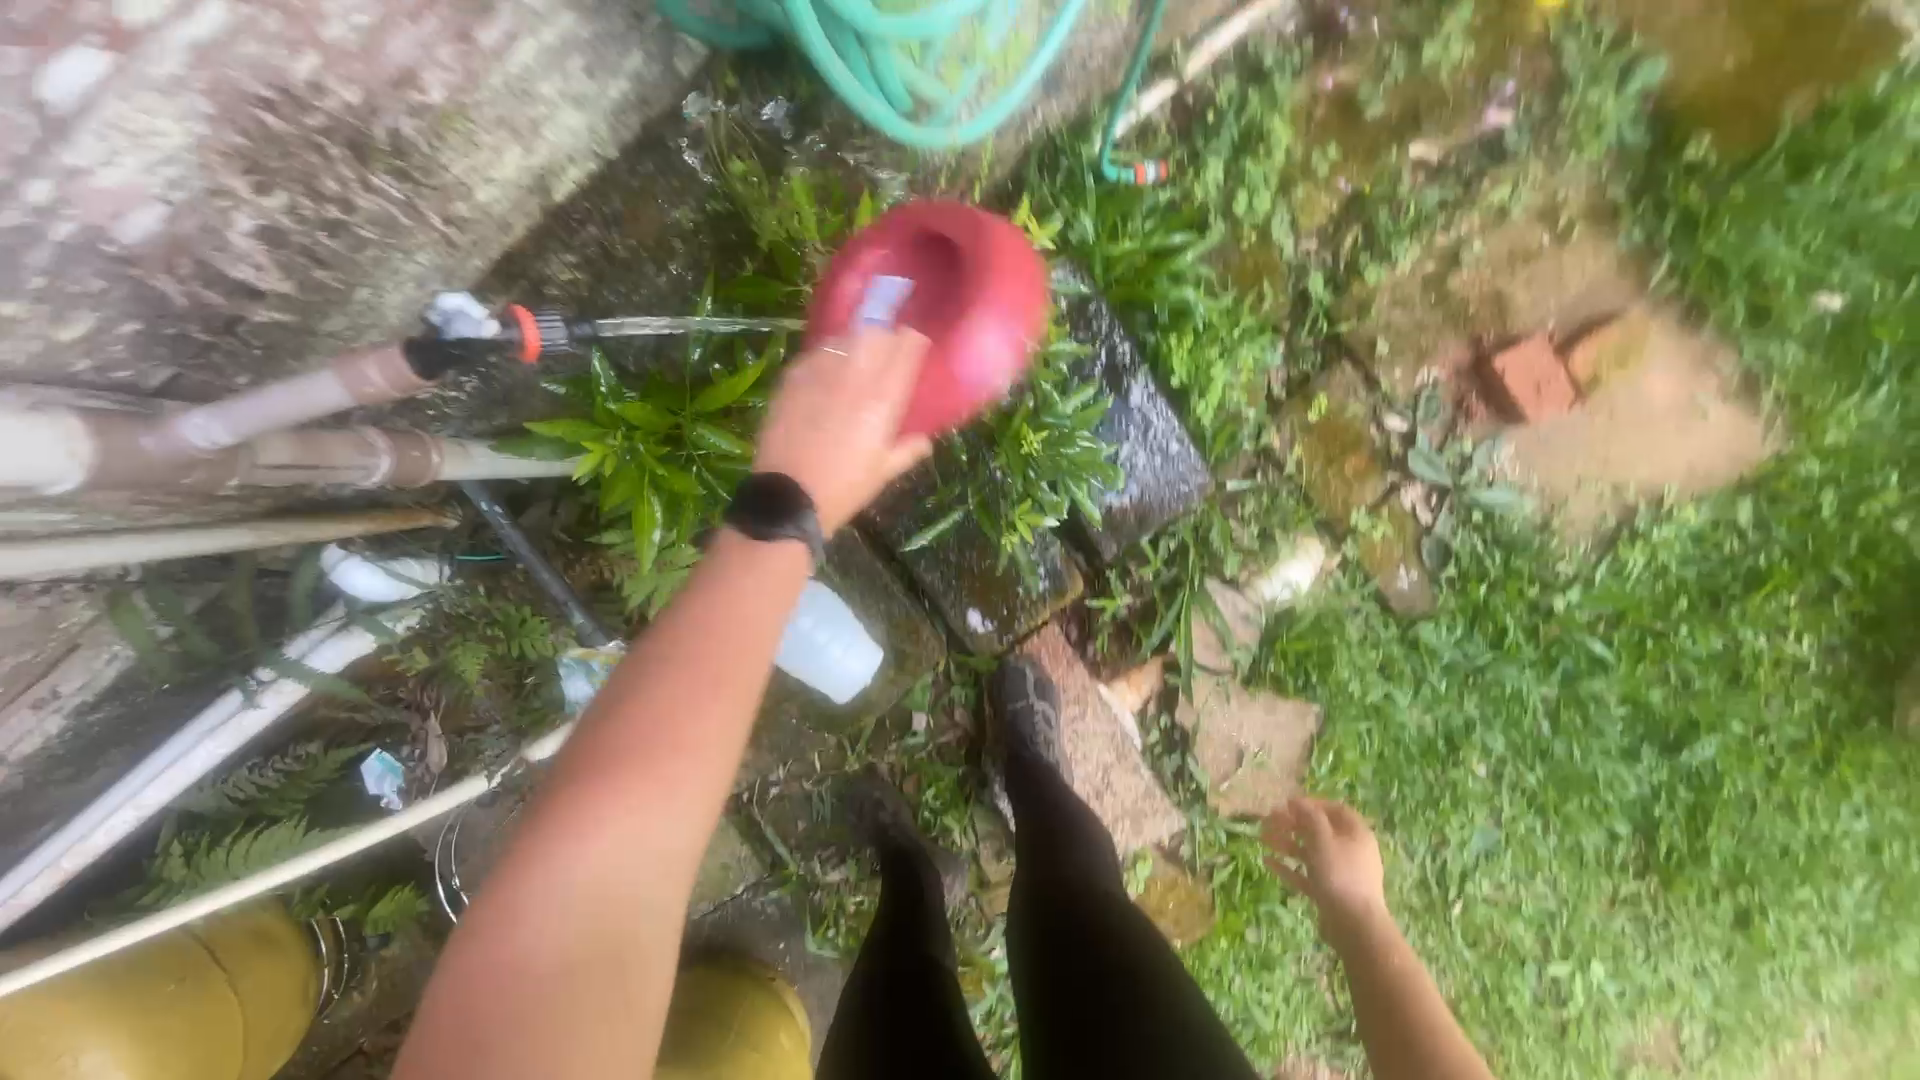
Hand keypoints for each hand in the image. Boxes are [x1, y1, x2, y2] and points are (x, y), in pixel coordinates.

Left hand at [753, 328, 933, 532]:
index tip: (914, 350)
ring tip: (854, 363)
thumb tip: (924, 440)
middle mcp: (854, 374)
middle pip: (876, 332)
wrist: (789, 497)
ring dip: (855, 345)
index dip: (912, 342)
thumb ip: (908, 449)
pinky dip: (826, 358)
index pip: (907, 345)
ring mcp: (820, 371)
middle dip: (884, 338)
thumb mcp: (883, 472)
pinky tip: (825, 377)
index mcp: (884, 397)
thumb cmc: (843, 489)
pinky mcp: (792, 376)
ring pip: (845, 337)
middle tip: (885, 356)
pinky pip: (816, 353)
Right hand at [1263, 796, 1389, 945]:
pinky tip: (1267, 862)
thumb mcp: (1323, 839)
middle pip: (1319, 831)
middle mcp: (1350, 851)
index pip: (1335, 810)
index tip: (1288, 804)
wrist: (1355, 926)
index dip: (1312, 803)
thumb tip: (1296, 800)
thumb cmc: (1340, 874)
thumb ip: (1309, 817)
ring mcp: (1340, 873)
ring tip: (1262, 839)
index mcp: (1356, 834)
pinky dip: (1289, 867)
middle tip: (1268, 820)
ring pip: (1310, 852)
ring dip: (1286, 843)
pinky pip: (1306, 874)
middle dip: (1292, 824)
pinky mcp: (1329, 892)